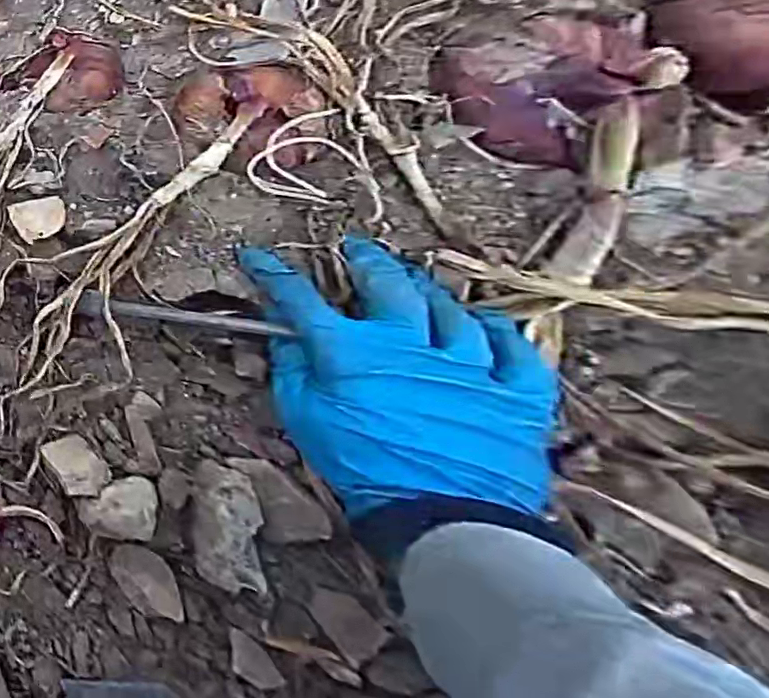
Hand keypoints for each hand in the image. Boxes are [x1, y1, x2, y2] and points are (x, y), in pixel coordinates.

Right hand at [236, 234, 556, 520]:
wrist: (443, 519)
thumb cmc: (358, 464)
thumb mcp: (303, 414)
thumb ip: (291, 366)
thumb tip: (283, 332)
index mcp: (349, 350)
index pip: (299, 297)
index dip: (272, 273)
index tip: (254, 256)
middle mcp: (406, 343)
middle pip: (386, 284)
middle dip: (365, 260)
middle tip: (356, 249)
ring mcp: (465, 365)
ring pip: (449, 309)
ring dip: (426, 290)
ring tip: (415, 281)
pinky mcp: (514, 393)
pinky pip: (513, 350)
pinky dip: (499, 332)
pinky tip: (485, 323)